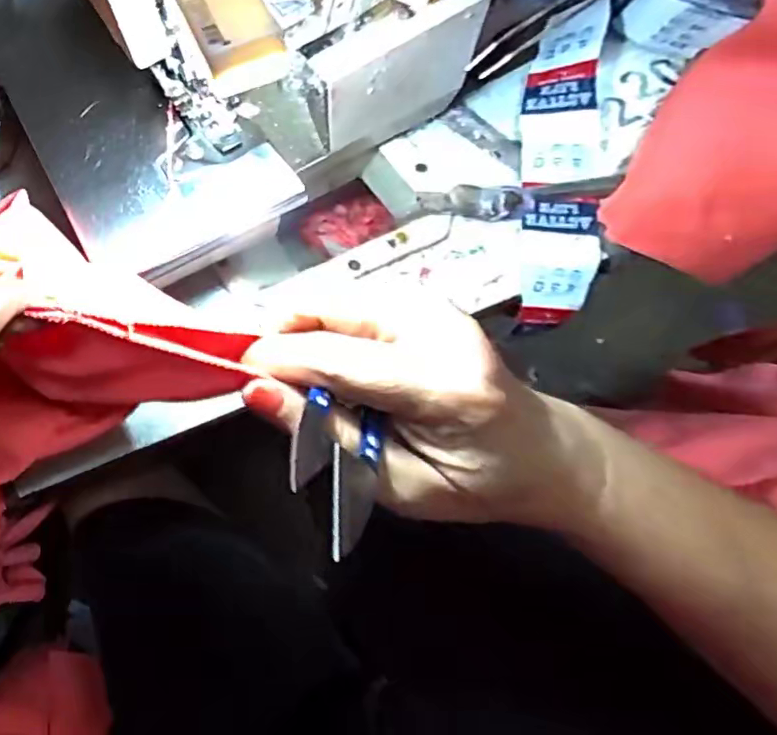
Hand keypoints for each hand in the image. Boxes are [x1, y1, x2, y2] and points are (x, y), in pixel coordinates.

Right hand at [239, 291, 608, 530]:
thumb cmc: (469, 481)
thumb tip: (253, 389)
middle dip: (281, 343)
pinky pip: (337, 300)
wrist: (540, 449)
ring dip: (298, 334)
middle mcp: (436, 325)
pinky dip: (318, 327)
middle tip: (273, 385)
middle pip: (323, 314)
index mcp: (444, 384)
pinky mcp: (413, 292)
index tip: (237, 376)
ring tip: (309, 378)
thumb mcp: (393, 484)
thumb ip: (321, 433)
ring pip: (323, 299)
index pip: (335, 358)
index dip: (276, 361)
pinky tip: (333, 360)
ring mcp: (426, 300)